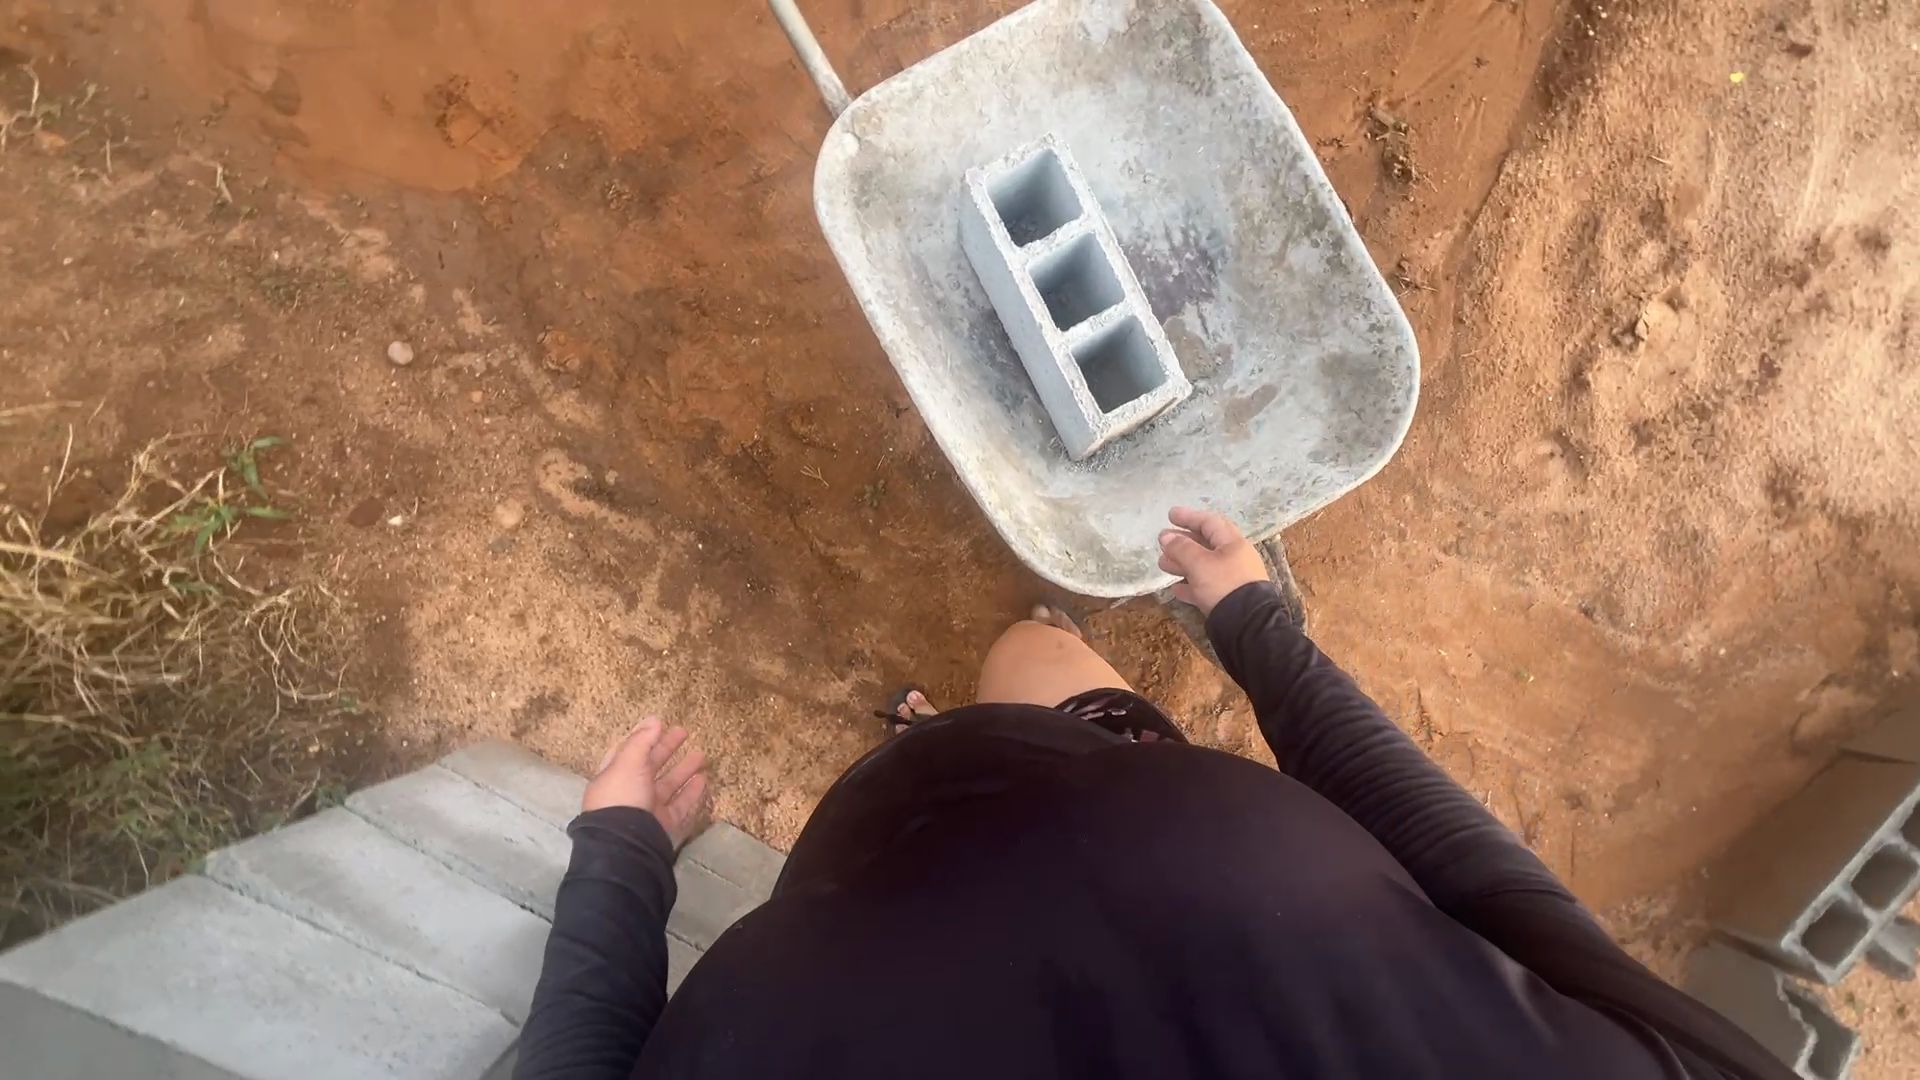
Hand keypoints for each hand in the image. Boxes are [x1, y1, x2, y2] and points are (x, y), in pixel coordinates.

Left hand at [583, 718, 709, 846]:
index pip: (627, 752)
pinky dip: (691, 792)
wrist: (625, 843)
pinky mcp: (662, 824)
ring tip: (701, 754)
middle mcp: (628, 792)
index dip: (642, 738)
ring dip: (683, 769)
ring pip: (667, 784)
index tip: (659, 724)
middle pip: (650, 766)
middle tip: (684, 732)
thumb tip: (654, 719)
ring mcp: (646, 809)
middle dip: (666, 748)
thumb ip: (642, 740)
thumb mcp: (629, 762)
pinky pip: (679, 804)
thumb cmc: (621, 796)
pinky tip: (703, 779)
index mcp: (613, 776)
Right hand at [1156, 506, 1268, 616]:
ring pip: (1204, 565)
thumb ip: (1181, 548)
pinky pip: (1206, 586)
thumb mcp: (1199, 563)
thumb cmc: (1223, 585)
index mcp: (1233, 544)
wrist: (1246, 624)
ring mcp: (1232, 579)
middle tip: (1162, 540)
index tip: (1170, 515)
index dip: (1189, 517)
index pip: (1210, 522)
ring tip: (1162, 564)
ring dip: (1182, 562)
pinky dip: (1191, 584)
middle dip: (1182, 541)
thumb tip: (1166, 536)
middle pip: (1206, 543)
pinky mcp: (1228, 598)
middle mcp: (1234, 558)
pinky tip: (1176, 588)